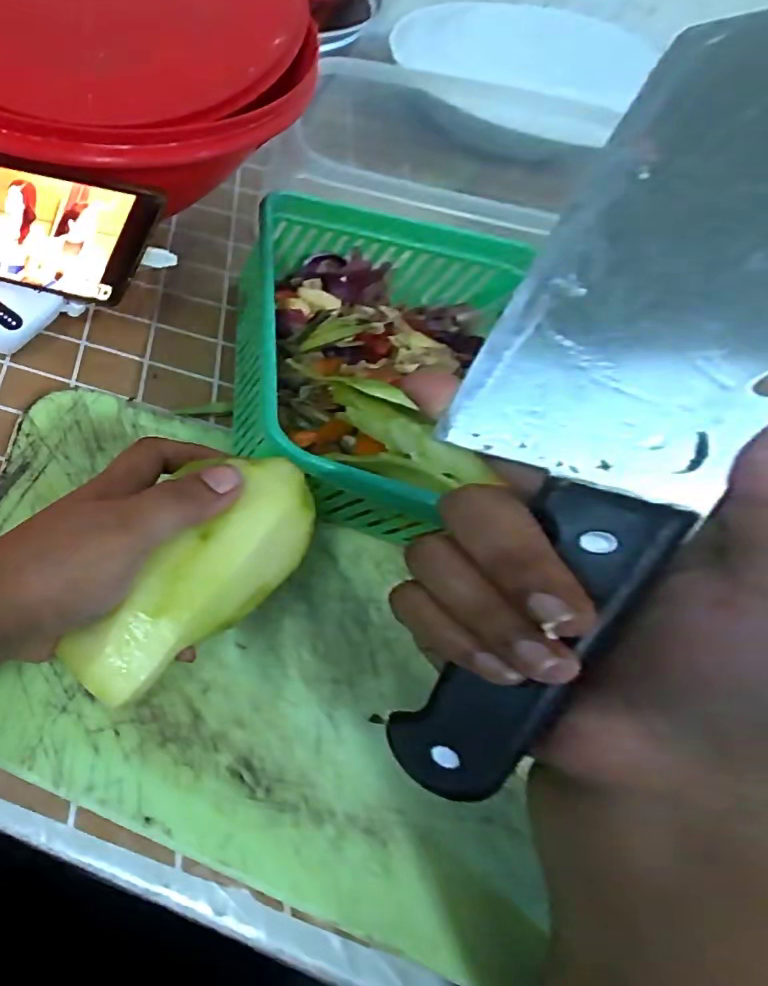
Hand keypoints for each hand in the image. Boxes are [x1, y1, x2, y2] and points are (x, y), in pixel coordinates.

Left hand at [0, 437, 242, 660]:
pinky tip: (182, 648)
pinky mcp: (87, 601)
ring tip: (221, 607)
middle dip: (199, 525)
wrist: (1, 614)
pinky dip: (159, 622)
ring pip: (151, 564)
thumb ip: (176, 505)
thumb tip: (232, 474)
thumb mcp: (128, 529)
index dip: (193, 454)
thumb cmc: (65, 565)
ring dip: (185, 581)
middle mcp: (102, 522)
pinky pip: (134, 607)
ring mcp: (93, 563)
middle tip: (240, 551)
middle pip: (158, 511)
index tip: (237, 476)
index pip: (153, 455)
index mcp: (110, 495)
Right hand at [392, 372, 767, 801]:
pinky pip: (410, 604)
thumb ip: (760, 512)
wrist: (672, 763)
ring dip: (490, 617)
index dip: (463, 404)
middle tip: (570, 618)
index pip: (513, 440)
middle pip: (462, 506)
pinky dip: (456, 640)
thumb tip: (761, 427)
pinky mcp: (437, 618)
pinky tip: (504, 671)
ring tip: (551, 666)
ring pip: (428, 557)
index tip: (420, 380)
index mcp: (585, 512)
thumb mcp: (765, 589)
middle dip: (511, 565)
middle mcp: (517, 533)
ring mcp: (471, 577)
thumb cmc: (736, 671)